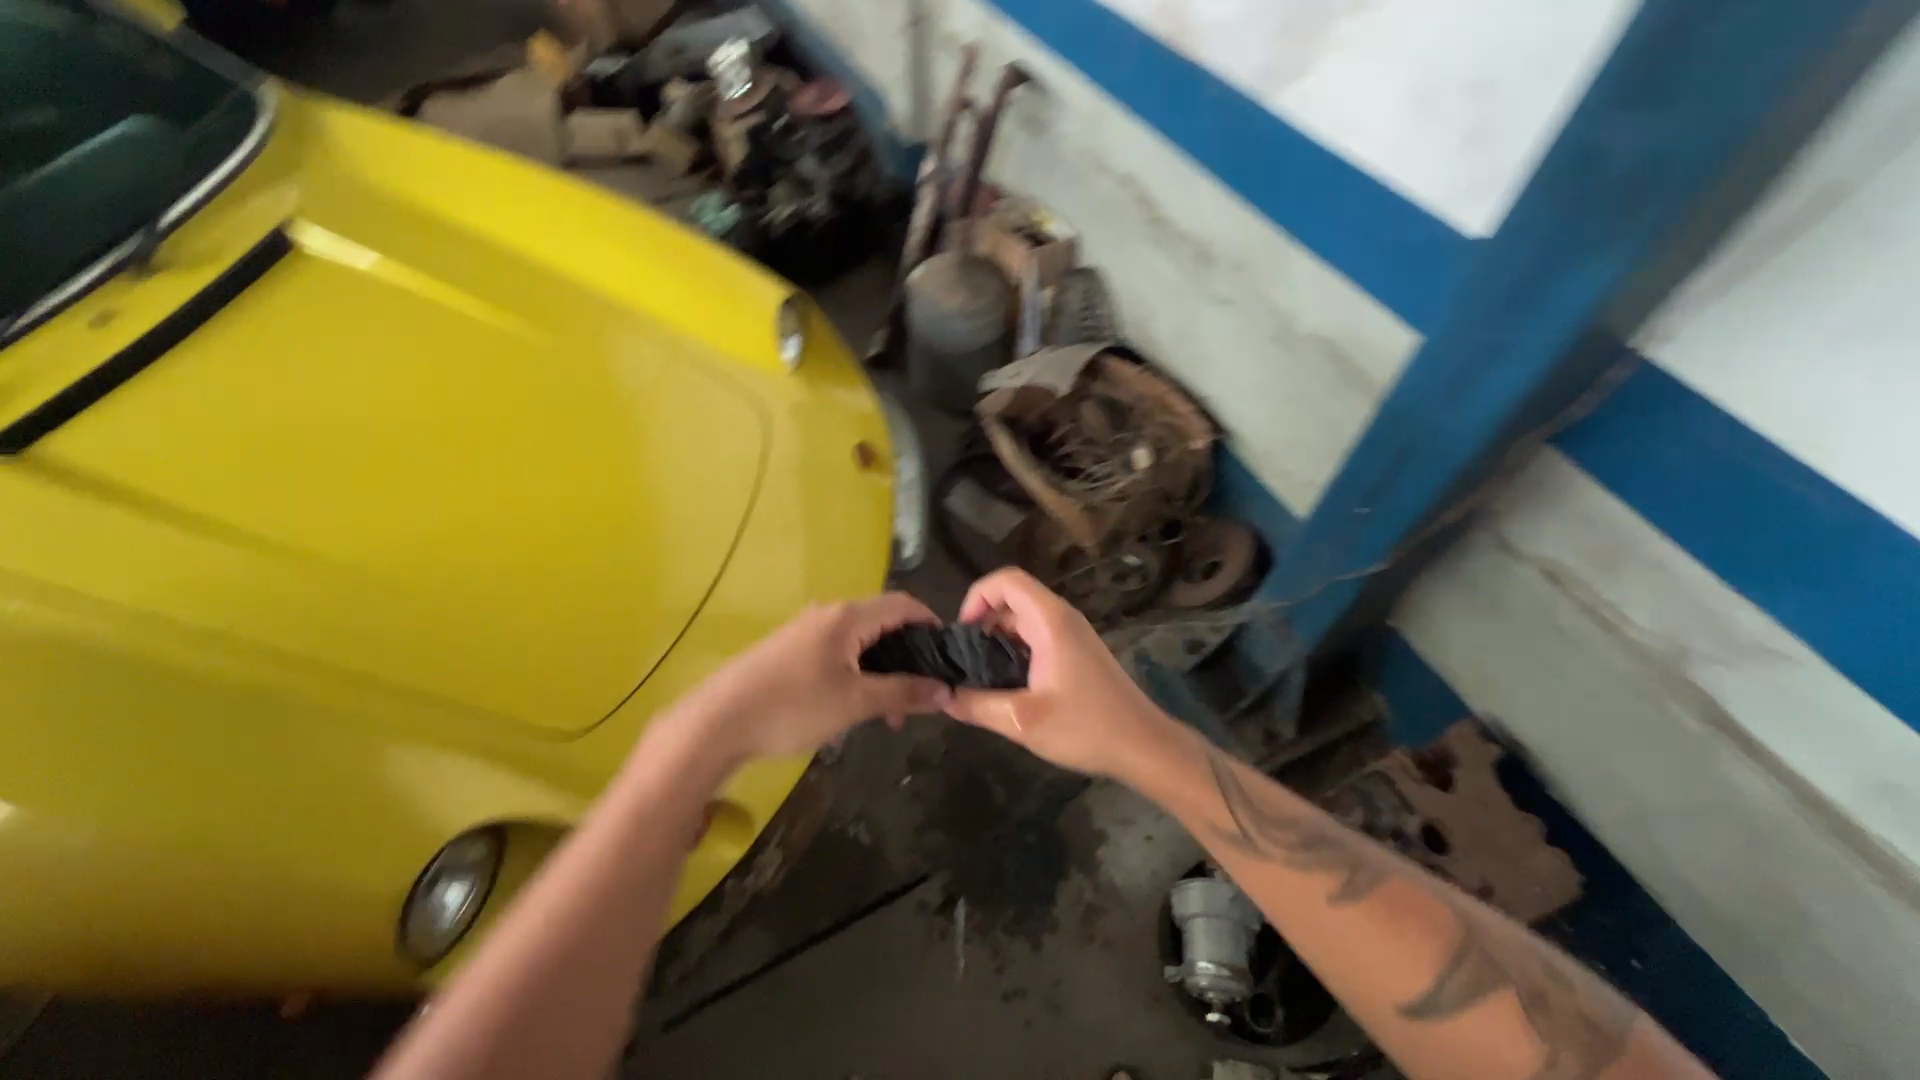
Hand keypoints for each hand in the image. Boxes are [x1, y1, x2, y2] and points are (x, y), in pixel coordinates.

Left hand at [688, 594, 952, 761]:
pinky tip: (854, 709)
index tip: (949, 658)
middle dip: (908, 658)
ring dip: (882, 672)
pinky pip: (838, 655)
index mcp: (848, 616)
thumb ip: (904, 692)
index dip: (932, 625)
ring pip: (860, 644)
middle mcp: (828, 614)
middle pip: (883, 624)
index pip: (904, 604)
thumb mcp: (856, 702)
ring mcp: (805, 632)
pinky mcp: (789, 652)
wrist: (717, 721)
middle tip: (921, 697)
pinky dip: (857, 675)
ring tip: (889, 714)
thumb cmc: (793, 706)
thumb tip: (946, 689)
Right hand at [943, 568, 1176, 778]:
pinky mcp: (1077, 653)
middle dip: (982, 622)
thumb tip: (942, 697)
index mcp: (1050, 621)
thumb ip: (978, 705)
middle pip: (1013, 599)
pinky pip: (1038, 637)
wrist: (1143, 746)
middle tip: (963, 660)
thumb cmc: (1086, 728)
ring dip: (998, 639)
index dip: (977, 596)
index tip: (961, 633)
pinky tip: (1007, 685)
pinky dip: (1016, 651)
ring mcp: (1073, 635)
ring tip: (979, 675)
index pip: (1006, 580)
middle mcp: (1062, 618)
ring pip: (1024, 620)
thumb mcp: (1022, 721)